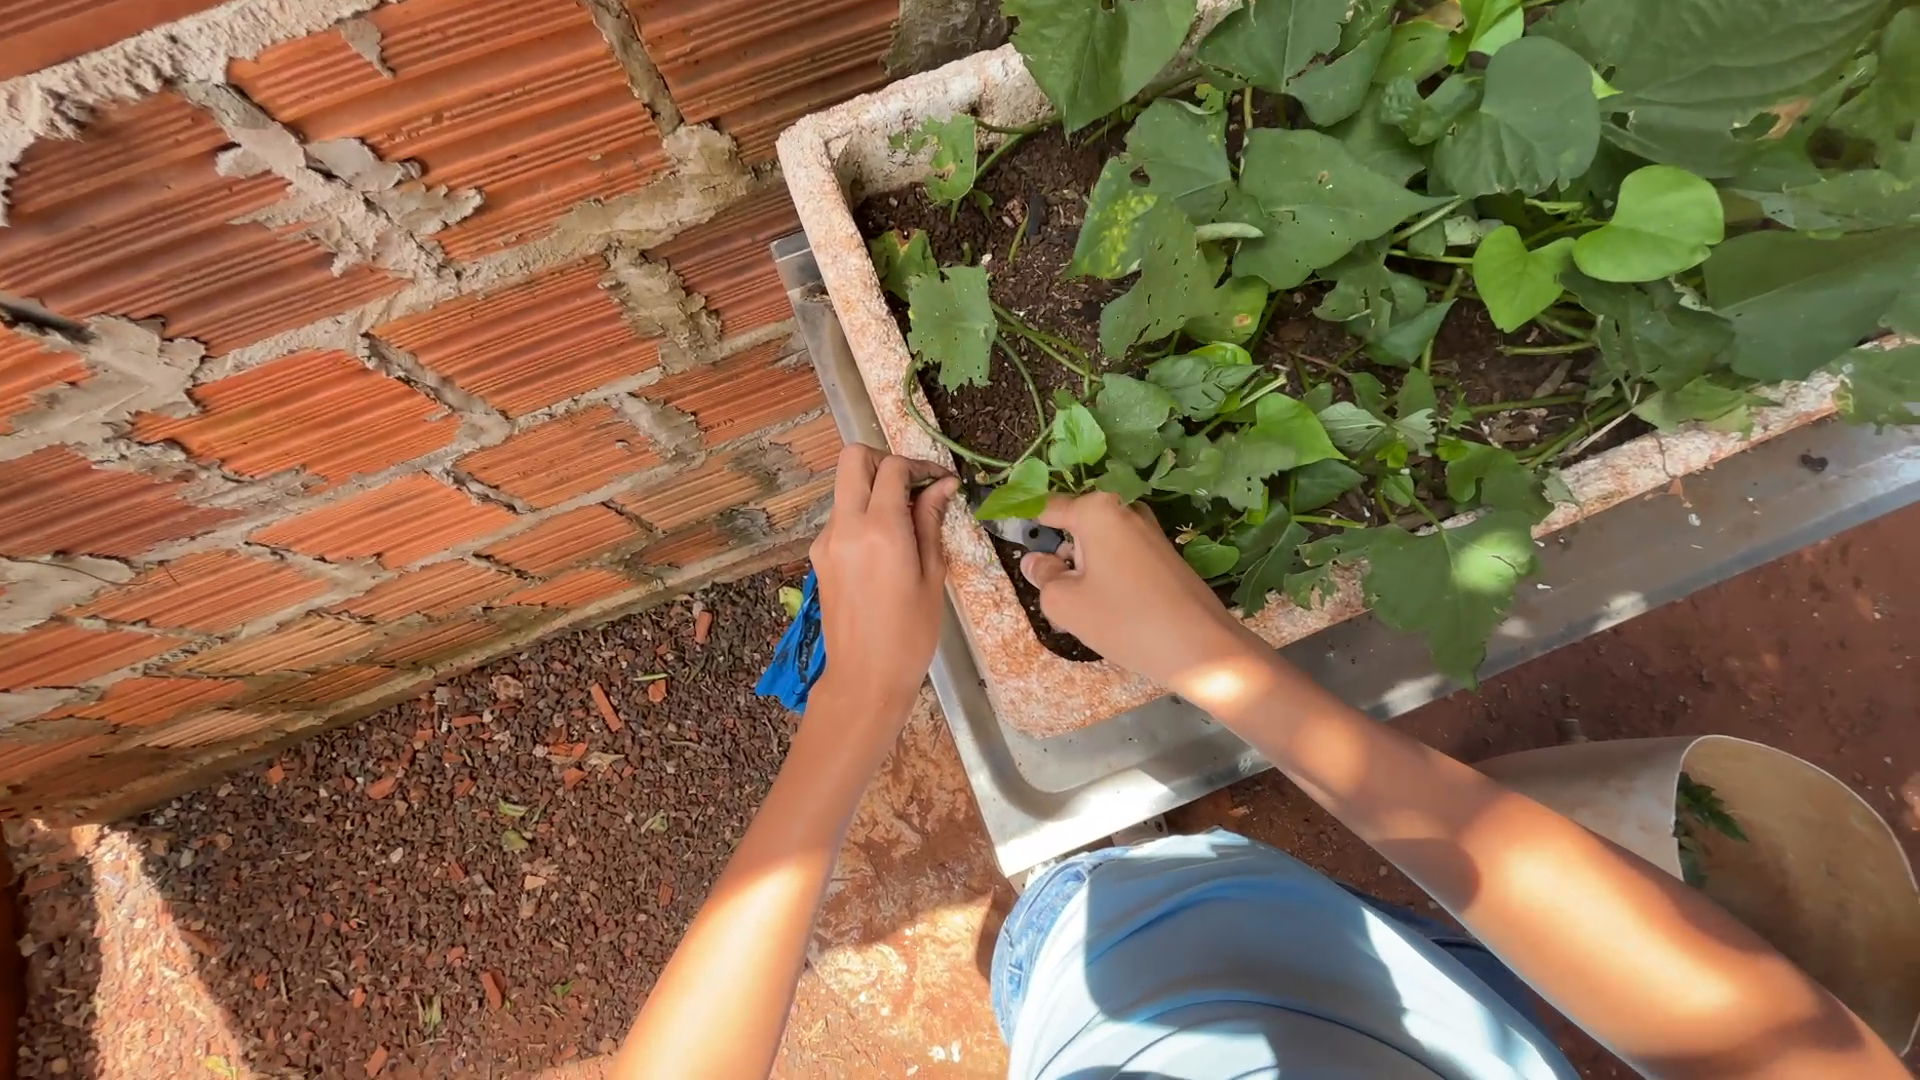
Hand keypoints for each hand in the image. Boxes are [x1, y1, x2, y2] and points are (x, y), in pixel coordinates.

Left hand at [810, 445, 959, 714]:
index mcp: (879, 529)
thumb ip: (931, 522)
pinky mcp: (819, 557)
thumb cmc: (910, 634)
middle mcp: (845, 526)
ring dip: (873, 490)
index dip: (920, 465)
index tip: (941, 481)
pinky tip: (886, 546)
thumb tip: (943, 485)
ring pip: (844, 488)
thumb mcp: (932, 576)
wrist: (864, 679)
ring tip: (907, 522)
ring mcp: (826, 541)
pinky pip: (840, 518)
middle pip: (852, 459)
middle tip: (913, 486)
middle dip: (884, 461)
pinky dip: (862, 515)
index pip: (892, 468)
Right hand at [1020, 493, 1263, 693]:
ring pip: (1096, 547)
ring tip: (1084, 613)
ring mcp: (1148, 532)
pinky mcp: (1164, 555)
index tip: (998, 522)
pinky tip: (1111, 613)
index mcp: (1097, 510)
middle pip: (1073, 529)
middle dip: (1058, 557)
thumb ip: (1042, 576)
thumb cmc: (1125, 621)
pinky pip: (1120, 559)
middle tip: (1054, 597)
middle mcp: (1124, 510)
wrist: (1202, 649)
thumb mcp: (1066, 603)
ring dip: (1083, 572)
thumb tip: (1036, 561)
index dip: (1021, 518)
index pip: (1045, 507)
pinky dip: (1107, 579)